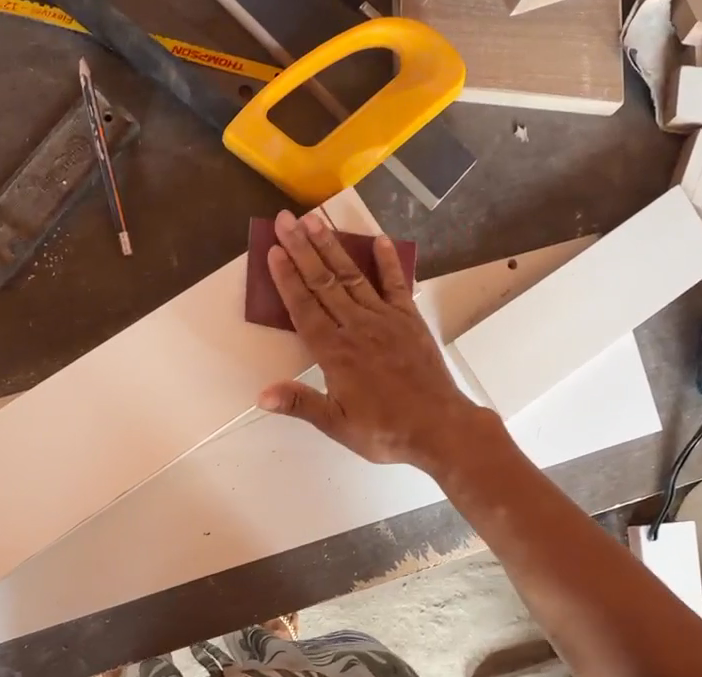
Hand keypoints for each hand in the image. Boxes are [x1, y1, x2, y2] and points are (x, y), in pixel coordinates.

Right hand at [259, 209, 503, 473]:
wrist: (439, 428)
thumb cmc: (384, 431)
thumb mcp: (337, 425)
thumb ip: (300, 404)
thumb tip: (262, 395)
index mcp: (335, 353)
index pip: (304, 308)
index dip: (287, 279)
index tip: (274, 250)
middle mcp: (357, 328)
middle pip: (324, 282)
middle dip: (303, 249)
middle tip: (286, 220)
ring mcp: (386, 320)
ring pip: (353, 277)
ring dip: (333, 248)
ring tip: (316, 220)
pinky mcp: (410, 320)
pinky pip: (396, 284)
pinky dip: (387, 262)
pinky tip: (378, 240)